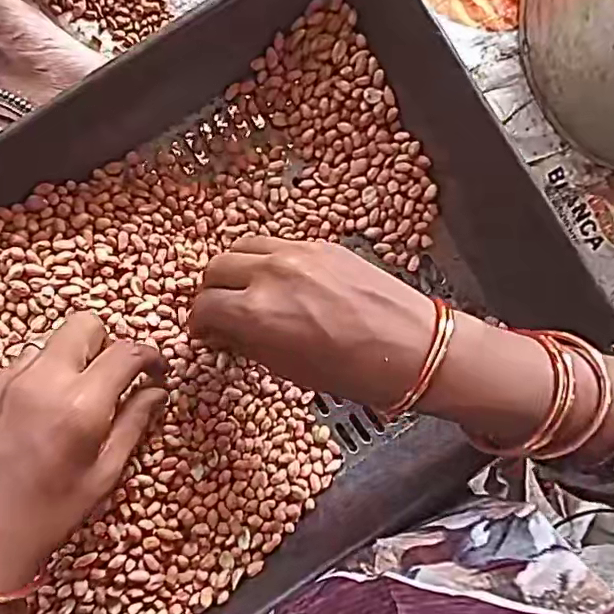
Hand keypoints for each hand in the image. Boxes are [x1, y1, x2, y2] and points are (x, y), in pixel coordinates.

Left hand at [0, 312, 167, 592]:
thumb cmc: (43, 518)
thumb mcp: (102, 476)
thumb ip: (133, 424)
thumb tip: (156, 391)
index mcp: (79, 406)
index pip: (126, 352)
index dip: (149, 355)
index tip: (155, 370)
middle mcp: (40, 381)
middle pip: (84, 324)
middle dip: (106, 343)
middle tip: (110, 379)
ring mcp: (4, 381)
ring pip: (50, 343)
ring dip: (69, 360)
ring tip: (69, 402)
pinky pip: (20, 365)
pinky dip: (38, 377)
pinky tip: (36, 416)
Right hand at [188, 237, 434, 410]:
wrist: (414, 348)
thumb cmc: (354, 371)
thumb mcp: (288, 368)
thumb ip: (248, 343)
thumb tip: (224, 330)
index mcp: (257, 312)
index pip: (205, 306)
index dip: (199, 322)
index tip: (205, 330)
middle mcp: (270, 274)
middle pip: (216, 267)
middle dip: (211, 291)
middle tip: (221, 310)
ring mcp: (298, 252)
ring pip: (243, 246)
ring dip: (235, 268)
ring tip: (245, 289)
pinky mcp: (322, 243)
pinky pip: (277, 243)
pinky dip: (266, 259)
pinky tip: (279, 280)